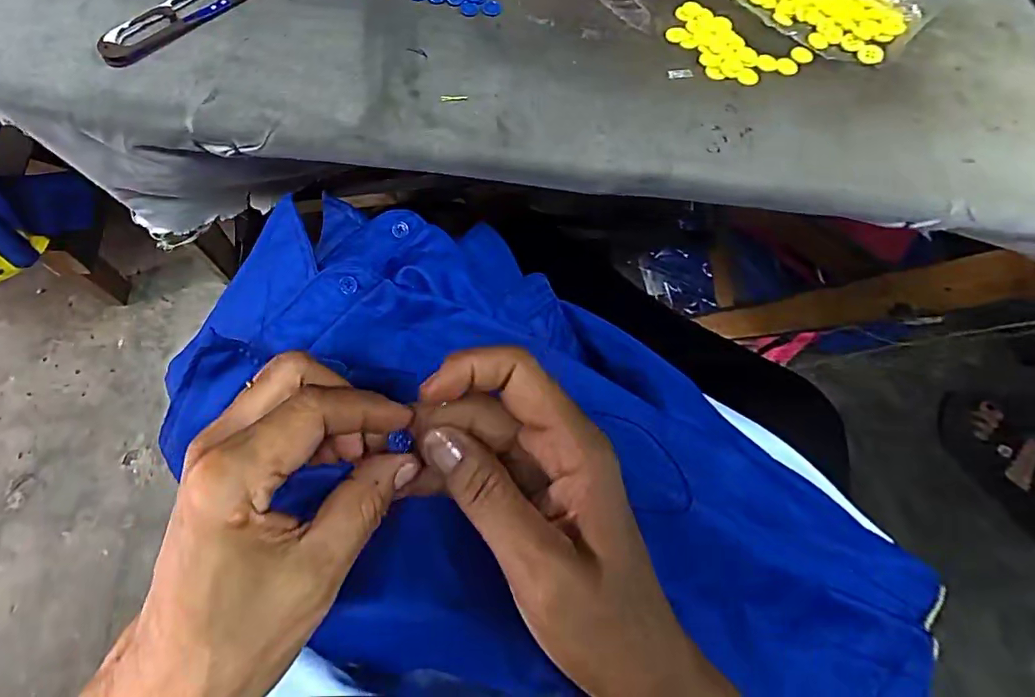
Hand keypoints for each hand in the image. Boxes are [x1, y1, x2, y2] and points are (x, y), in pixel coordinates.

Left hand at [83, 353, 419, 696]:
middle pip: (290, 373)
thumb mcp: (316, 572)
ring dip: (329, 406)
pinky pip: (272, 412)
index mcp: (231, 470)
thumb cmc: (240, 635)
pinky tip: (337, 458)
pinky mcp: (216, 462)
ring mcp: (210, 449)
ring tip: (361, 452)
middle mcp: (214, 444)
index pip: (313, 406)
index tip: (406, 424)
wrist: (169, 680)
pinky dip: (312, 422)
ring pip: (280, 387)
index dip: (368, 408)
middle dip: (344, 394)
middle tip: (375, 437)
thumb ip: (365, 502)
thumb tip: (406, 457)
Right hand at [413, 347, 735, 696]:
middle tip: (399, 447)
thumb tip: (436, 435)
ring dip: (444, 440)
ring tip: (400, 466)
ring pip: (488, 430)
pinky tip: (419, 482)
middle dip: (447, 411)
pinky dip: (455, 468)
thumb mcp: (537, 564)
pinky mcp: (536, 492)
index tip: (422, 399)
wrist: (635, 669)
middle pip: (497, 401)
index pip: (521, 372)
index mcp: (576, 444)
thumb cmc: (598, 620)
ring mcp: (549, 467)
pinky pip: (489, 463)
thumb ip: (487, 496)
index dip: (470, 368)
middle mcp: (563, 443)